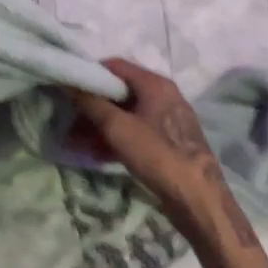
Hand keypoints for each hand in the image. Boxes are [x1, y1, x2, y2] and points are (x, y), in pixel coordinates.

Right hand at [64, 58, 233, 231]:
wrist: (200, 201)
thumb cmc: (157, 155)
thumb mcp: (117, 127)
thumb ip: (89, 102)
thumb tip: (67, 81)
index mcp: (155, 84)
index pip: (114, 65)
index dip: (90, 75)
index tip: (69, 89)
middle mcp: (165, 95)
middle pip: (120, 91)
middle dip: (93, 105)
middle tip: (71, 120)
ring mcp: (169, 120)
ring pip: (127, 113)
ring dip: (102, 125)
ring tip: (79, 141)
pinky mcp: (171, 142)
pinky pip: (138, 131)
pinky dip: (118, 137)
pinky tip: (99, 153)